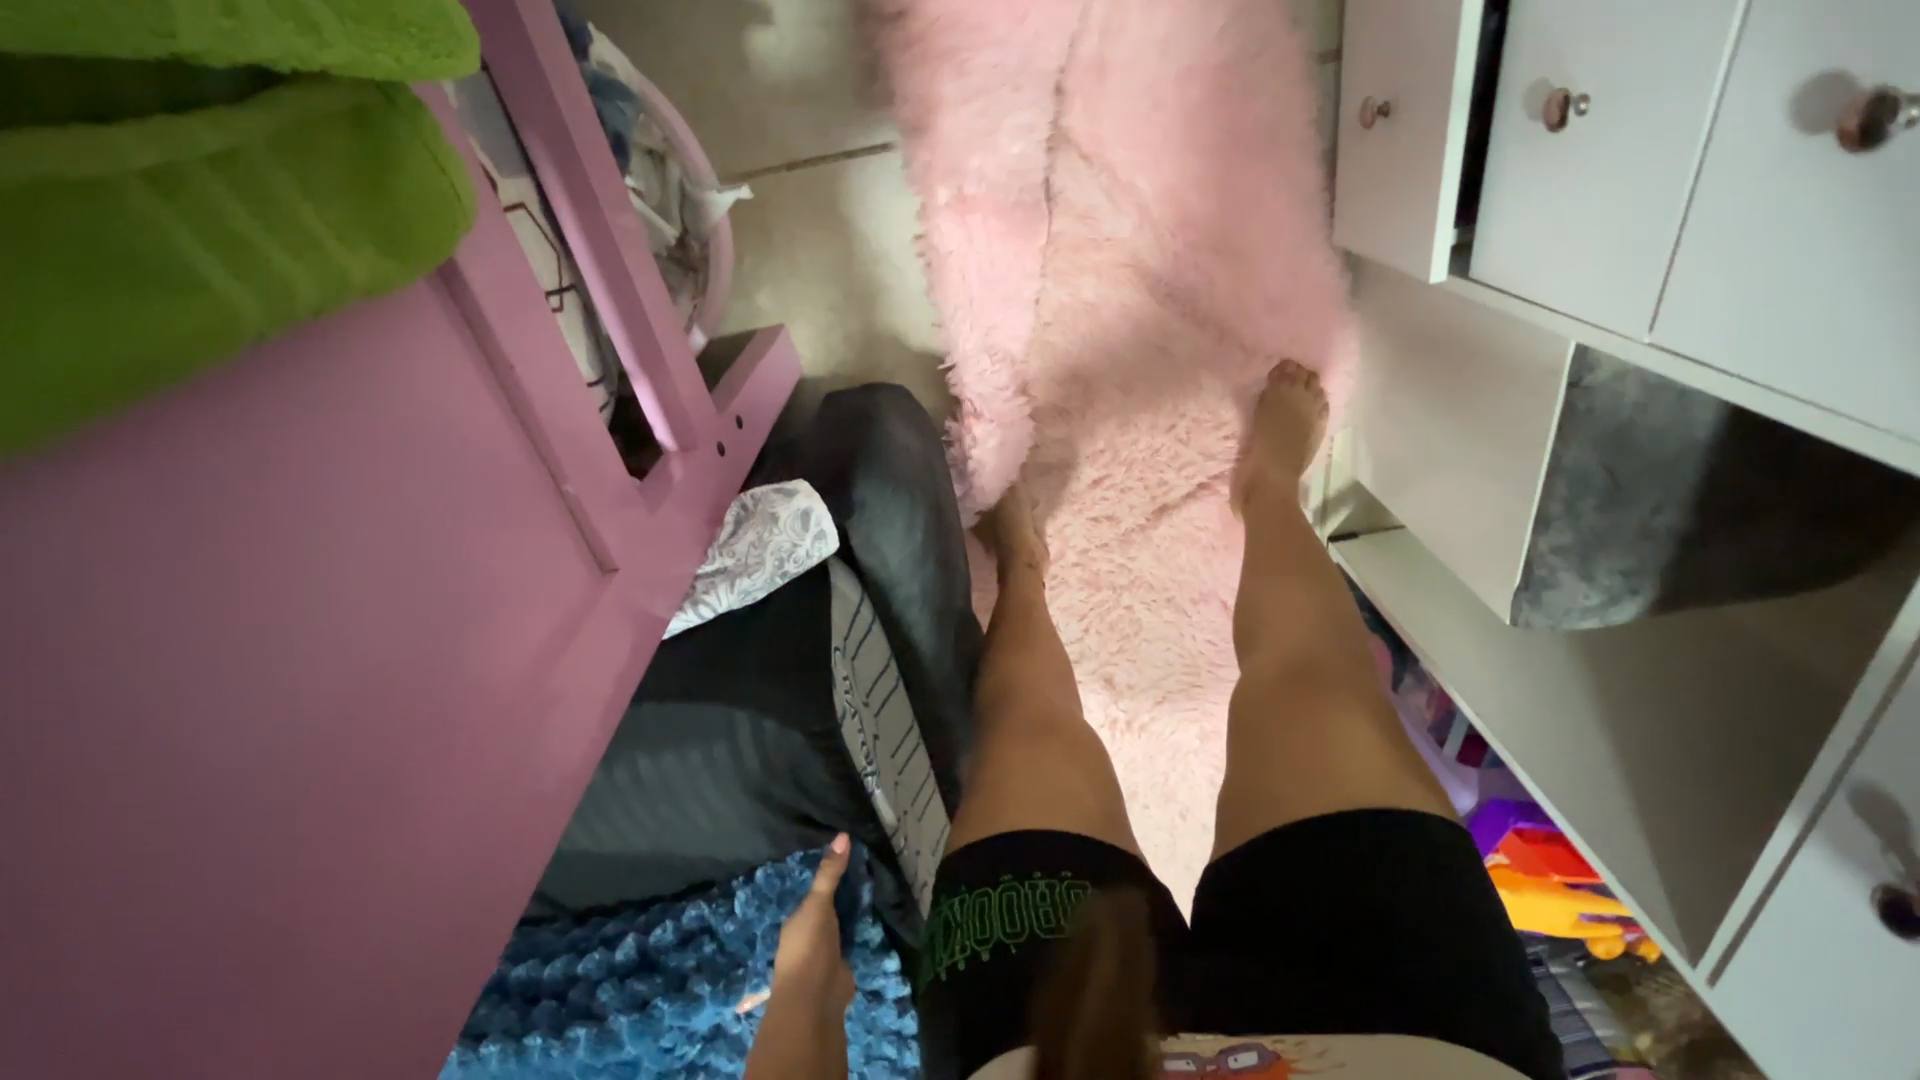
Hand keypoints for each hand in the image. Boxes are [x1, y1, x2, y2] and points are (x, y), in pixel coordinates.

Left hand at [745, 835, 855, 1079]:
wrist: (816, 998)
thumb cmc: (809, 946)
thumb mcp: (818, 904)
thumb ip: (829, 873)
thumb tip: (842, 834)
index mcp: (797, 921)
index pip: (812, 894)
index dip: (827, 879)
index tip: (847, 860)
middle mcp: (808, 935)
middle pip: (827, 910)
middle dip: (841, 897)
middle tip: (867, 872)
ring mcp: (825, 953)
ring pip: (840, 926)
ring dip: (852, 915)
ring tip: (875, 891)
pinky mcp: (842, 967)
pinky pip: (852, 942)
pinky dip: (861, 933)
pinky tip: (875, 920)